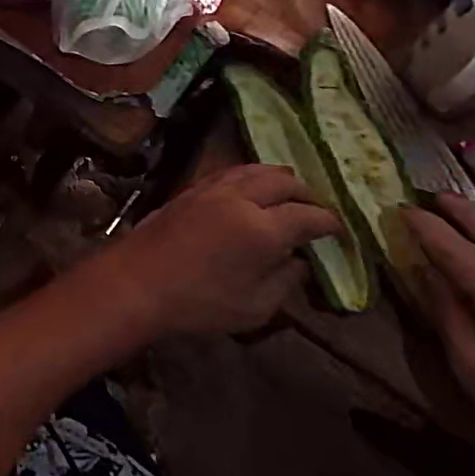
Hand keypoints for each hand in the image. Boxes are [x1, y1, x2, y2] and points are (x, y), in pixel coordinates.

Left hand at [107, 164, 340, 337]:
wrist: (135, 280)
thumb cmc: (198, 302)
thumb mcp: (256, 306)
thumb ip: (285, 280)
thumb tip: (299, 260)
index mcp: (261, 228)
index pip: (309, 215)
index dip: (330, 223)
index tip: (339, 233)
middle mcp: (237, 199)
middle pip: (282, 181)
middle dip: (307, 193)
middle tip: (317, 210)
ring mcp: (208, 190)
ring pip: (252, 169)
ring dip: (276, 178)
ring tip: (288, 193)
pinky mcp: (187, 191)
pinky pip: (226, 172)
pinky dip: (247, 176)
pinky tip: (249, 189)